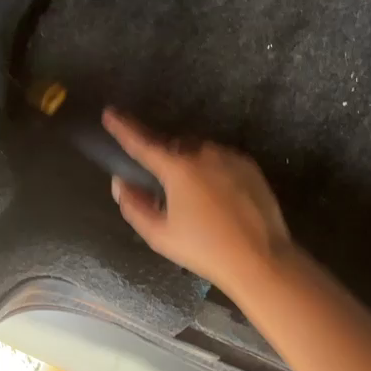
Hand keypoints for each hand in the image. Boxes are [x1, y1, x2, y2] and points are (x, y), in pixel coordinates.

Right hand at [103, 109, 293, 291]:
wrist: (260, 257)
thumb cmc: (205, 249)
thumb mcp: (160, 235)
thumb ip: (134, 205)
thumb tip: (121, 183)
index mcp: (178, 168)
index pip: (142, 142)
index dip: (123, 127)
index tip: (110, 113)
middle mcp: (203, 153)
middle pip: (172, 145)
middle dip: (162, 156)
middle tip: (159, 181)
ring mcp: (229, 156)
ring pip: (198, 151)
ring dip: (187, 163)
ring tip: (191, 195)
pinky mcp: (249, 165)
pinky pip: (220, 159)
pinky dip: (210, 169)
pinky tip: (214, 196)